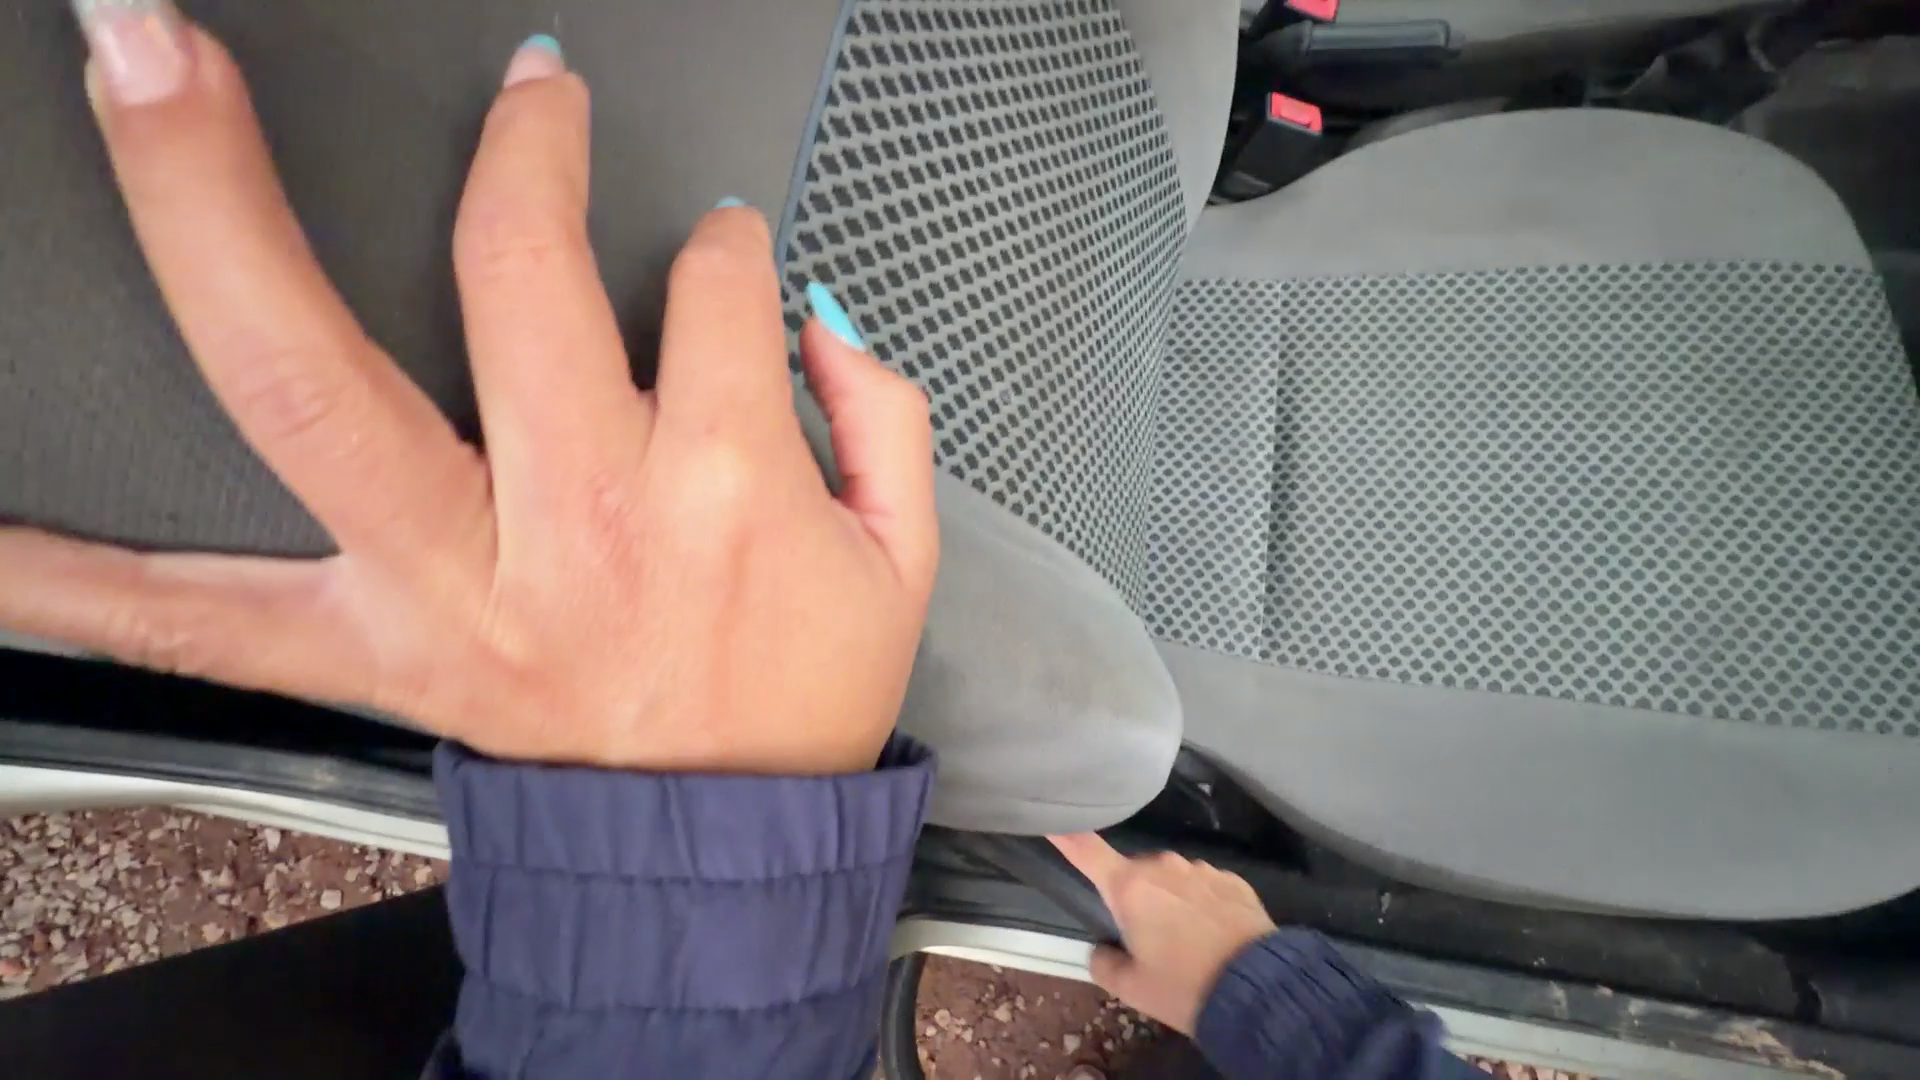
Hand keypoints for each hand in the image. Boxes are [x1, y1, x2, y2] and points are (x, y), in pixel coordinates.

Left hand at [0, 13, 937, 774]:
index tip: (727, 248)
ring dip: (221, 208)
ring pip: (311, 375)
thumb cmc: (815, 694)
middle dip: (524, 150)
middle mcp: (590, 512)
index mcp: (729, 485)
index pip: (713, 292)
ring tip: (155, 71)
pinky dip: (84, 565)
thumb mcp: (903, 555)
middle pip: (515, 270)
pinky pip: (212, 615)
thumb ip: (886, 419)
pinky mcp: (397, 651)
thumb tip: (823, 328)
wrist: (740, 829)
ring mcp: (470, 579)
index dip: (728, 248)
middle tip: (532, 93)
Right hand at [1051, 833, 1277, 1034]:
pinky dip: (1204, 905)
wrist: (1260, 990)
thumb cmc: (1185, 986)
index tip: (1052, 815)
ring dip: (1172, 900)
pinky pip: (1205, 886)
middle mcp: (1161, 865)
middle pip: (1135, 874)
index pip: (1086, 850)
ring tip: (1191, 941)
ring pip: (1172, 879)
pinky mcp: (1233, 879)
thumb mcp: (1133, 989)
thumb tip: (1101, 950)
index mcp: (1129, 886)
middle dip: (1137, 897)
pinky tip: (1217, 935)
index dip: (1065, 833)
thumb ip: (1104, 964)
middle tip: (1150, 938)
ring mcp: (1199, 868)